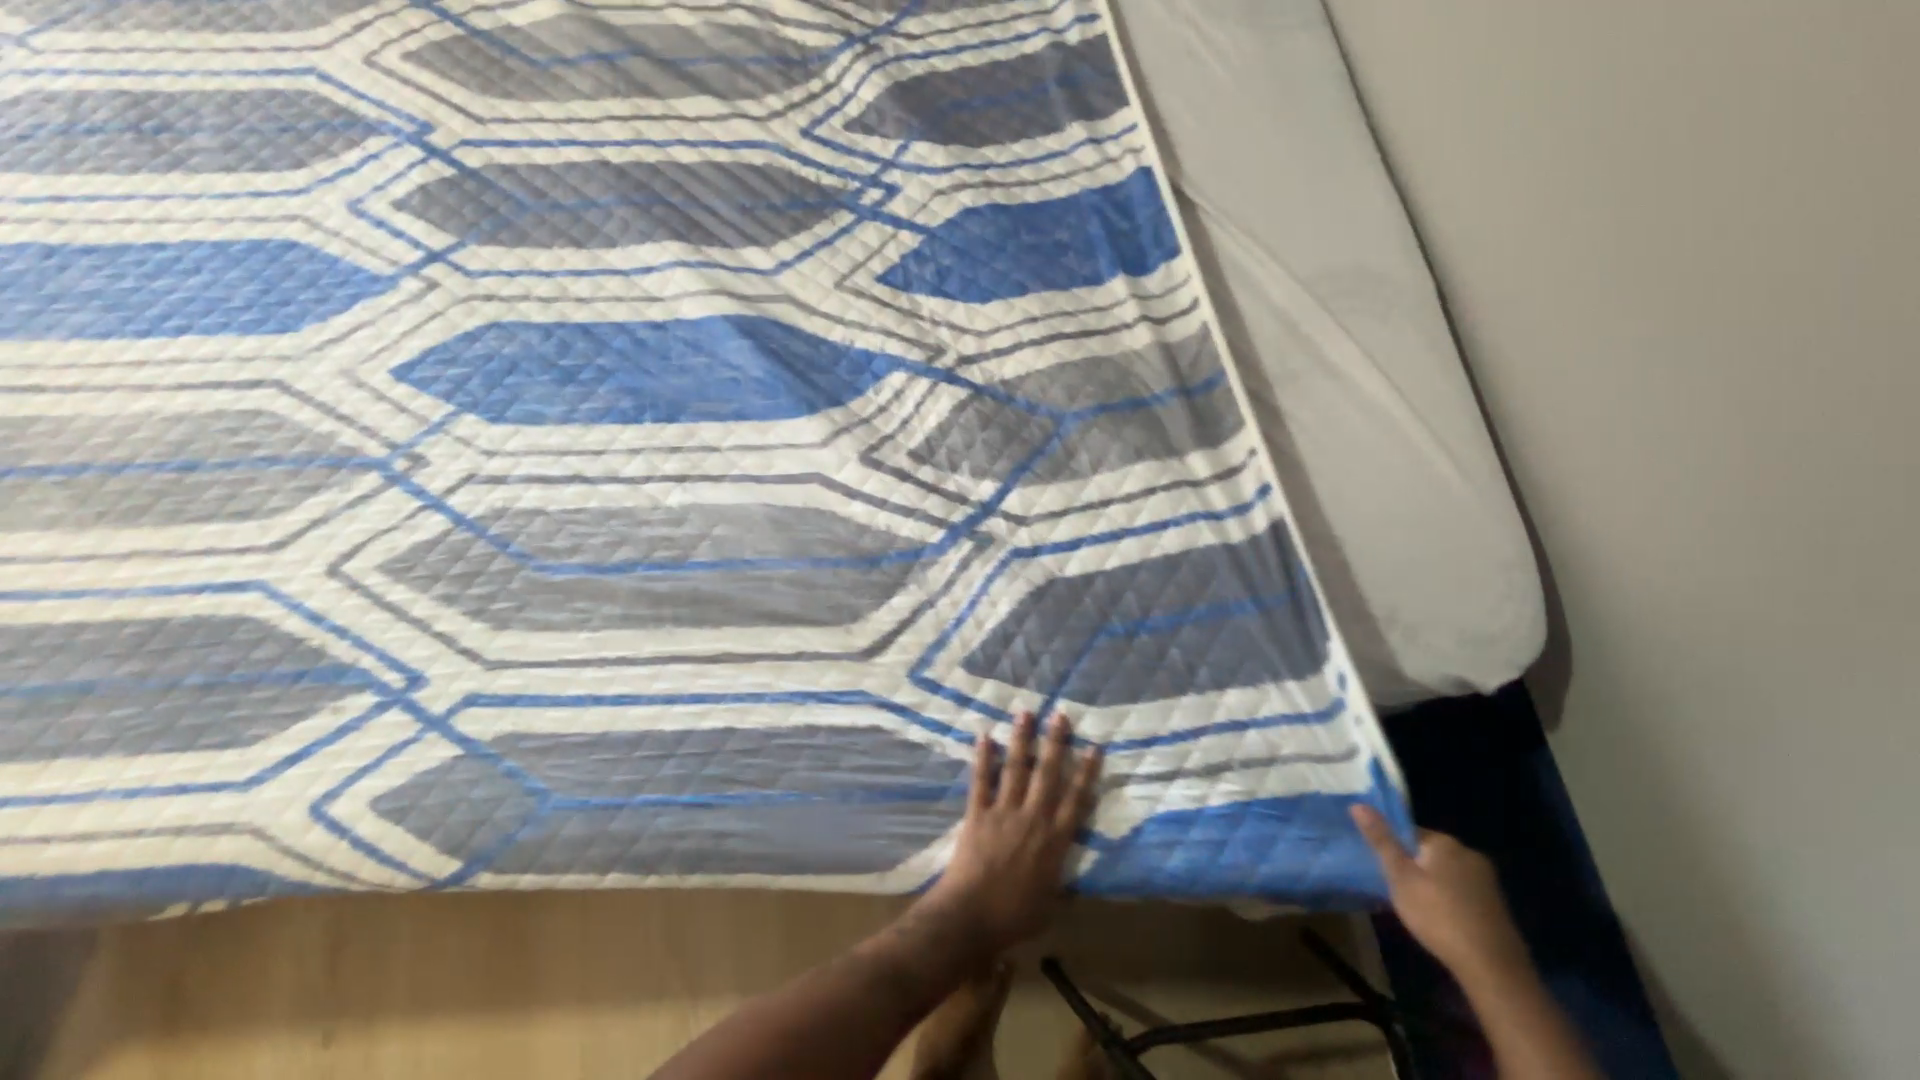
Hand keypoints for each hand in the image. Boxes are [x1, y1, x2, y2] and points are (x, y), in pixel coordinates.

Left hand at [921, 711, 1101, 953]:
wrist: (971, 917)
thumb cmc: (1014, 918)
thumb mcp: (1050, 905)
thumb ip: (1062, 886)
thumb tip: (1075, 883)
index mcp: (1055, 841)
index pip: (1076, 800)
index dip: (1086, 773)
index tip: (1094, 747)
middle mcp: (1033, 819)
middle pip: (1048, 774)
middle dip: (1055, 742)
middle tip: (1060, 714)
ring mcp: (1004, 813)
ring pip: (1016, 769)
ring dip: (1021, 739)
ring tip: (1025, 712)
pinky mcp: (977, 814)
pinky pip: (981, 781)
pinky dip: (983, 758)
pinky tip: (985, 736)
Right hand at [1350, 805, 1532, 985]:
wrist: (1490, 964)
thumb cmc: (1437, 915)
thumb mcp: (1400, 877)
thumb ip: (1381, 841)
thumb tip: (1358, 804)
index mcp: (1445, 842)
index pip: (1408, 832)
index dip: (1392, 851)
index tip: (1383, 872)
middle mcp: (1469, 853)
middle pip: (1428, 853)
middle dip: (1412, 869)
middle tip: (1397, 893)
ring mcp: (1486, 879)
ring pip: (1446, 873)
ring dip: (1430, 885)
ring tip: (1417, 910)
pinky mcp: (1495, 903)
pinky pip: (1462, 892)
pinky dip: (1448, 900)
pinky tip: (1441, 921)